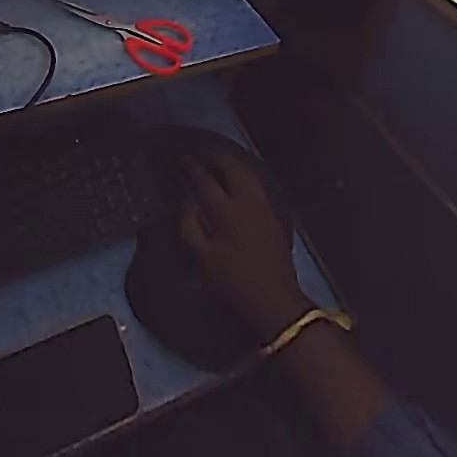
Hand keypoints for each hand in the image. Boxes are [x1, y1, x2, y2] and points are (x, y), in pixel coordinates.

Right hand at [178, 149, 312, 340]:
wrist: (275, 302)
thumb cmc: (233, 282)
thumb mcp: (201, 258)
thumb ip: (188, 225)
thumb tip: (184, 202)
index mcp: (226, 211)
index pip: (204, 179)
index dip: (191, 167)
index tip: (182, 159)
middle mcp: (247, 201)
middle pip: (231, 166)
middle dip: (215, 156)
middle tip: (201, 154)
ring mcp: (264, 206)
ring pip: (247, 172)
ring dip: (231, 163)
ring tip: (218, 161)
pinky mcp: (274, 215)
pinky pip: (257, 184)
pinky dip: (244, 175)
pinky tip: (237, 179)